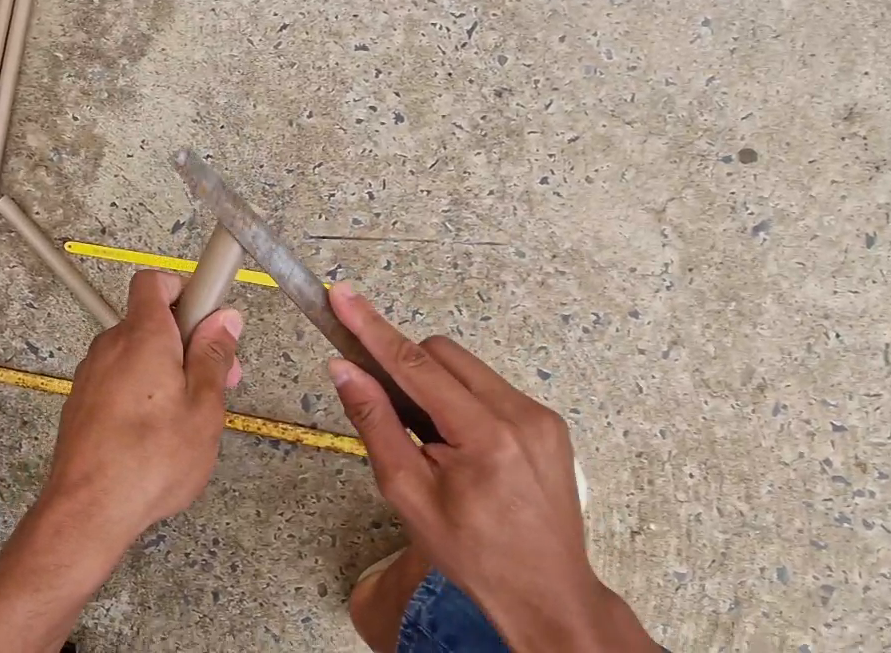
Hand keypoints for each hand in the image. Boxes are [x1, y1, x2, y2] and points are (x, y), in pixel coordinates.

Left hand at [42, 269, 243, 543]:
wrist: (89, 505)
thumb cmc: (151, 458)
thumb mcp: (203, 408)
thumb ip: (213, 357)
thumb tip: (224, 318)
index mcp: (142, 335)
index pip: (153, 282)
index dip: (183, 288)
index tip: (208, 317)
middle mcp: (111, 343)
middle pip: (150, 320)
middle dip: (187, 341)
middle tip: (218, 381)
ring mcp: (92, 370)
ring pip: (136, 353)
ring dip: (166, 369)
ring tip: (190, 416)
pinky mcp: (83, 397)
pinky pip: (119, 377)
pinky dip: (142, 388)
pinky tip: (157, 431)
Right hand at [327, 282, 655, 651]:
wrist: (548, 595)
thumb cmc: (471, 551)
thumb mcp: (406, 491)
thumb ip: (373, 421)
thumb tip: (343, 368)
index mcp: (485, 437)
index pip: (415, 365)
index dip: (371, 328)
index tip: (342, 295)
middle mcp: (521, 415)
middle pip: (441, 354)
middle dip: (405, 367)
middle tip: (388, 407)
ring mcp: (540, 417)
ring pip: (463, 365)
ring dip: (432, 382)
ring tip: (427, 435)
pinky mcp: (547, 423)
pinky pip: (486, 384)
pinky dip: (457, 396)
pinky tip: (454, 440)